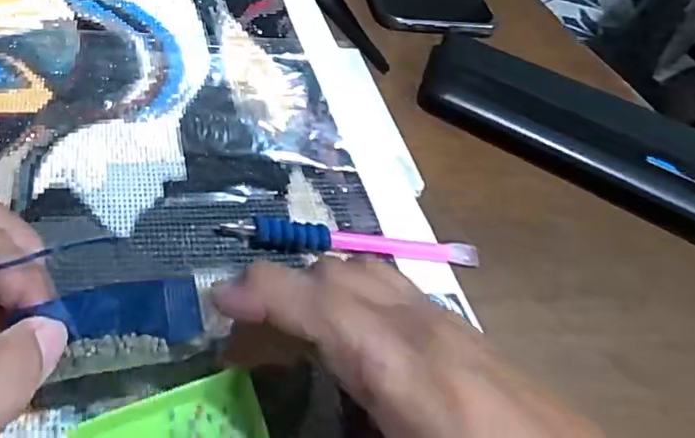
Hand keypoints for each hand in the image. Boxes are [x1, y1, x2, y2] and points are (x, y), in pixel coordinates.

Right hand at [213, 258, 601, 437]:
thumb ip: (343, 424)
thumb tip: (290, 416)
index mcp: (406, 371)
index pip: (316, 300)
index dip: (259, 291)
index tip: (218, 303)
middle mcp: (426, 332)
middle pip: (337, 275)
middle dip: (285, 290)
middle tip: (253, 333)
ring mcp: (456, 331)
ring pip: (368, 272)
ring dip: (321, 287)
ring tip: (300, 331)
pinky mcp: (476, 343)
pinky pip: (397, 293)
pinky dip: (357, 299)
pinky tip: (362, 350)